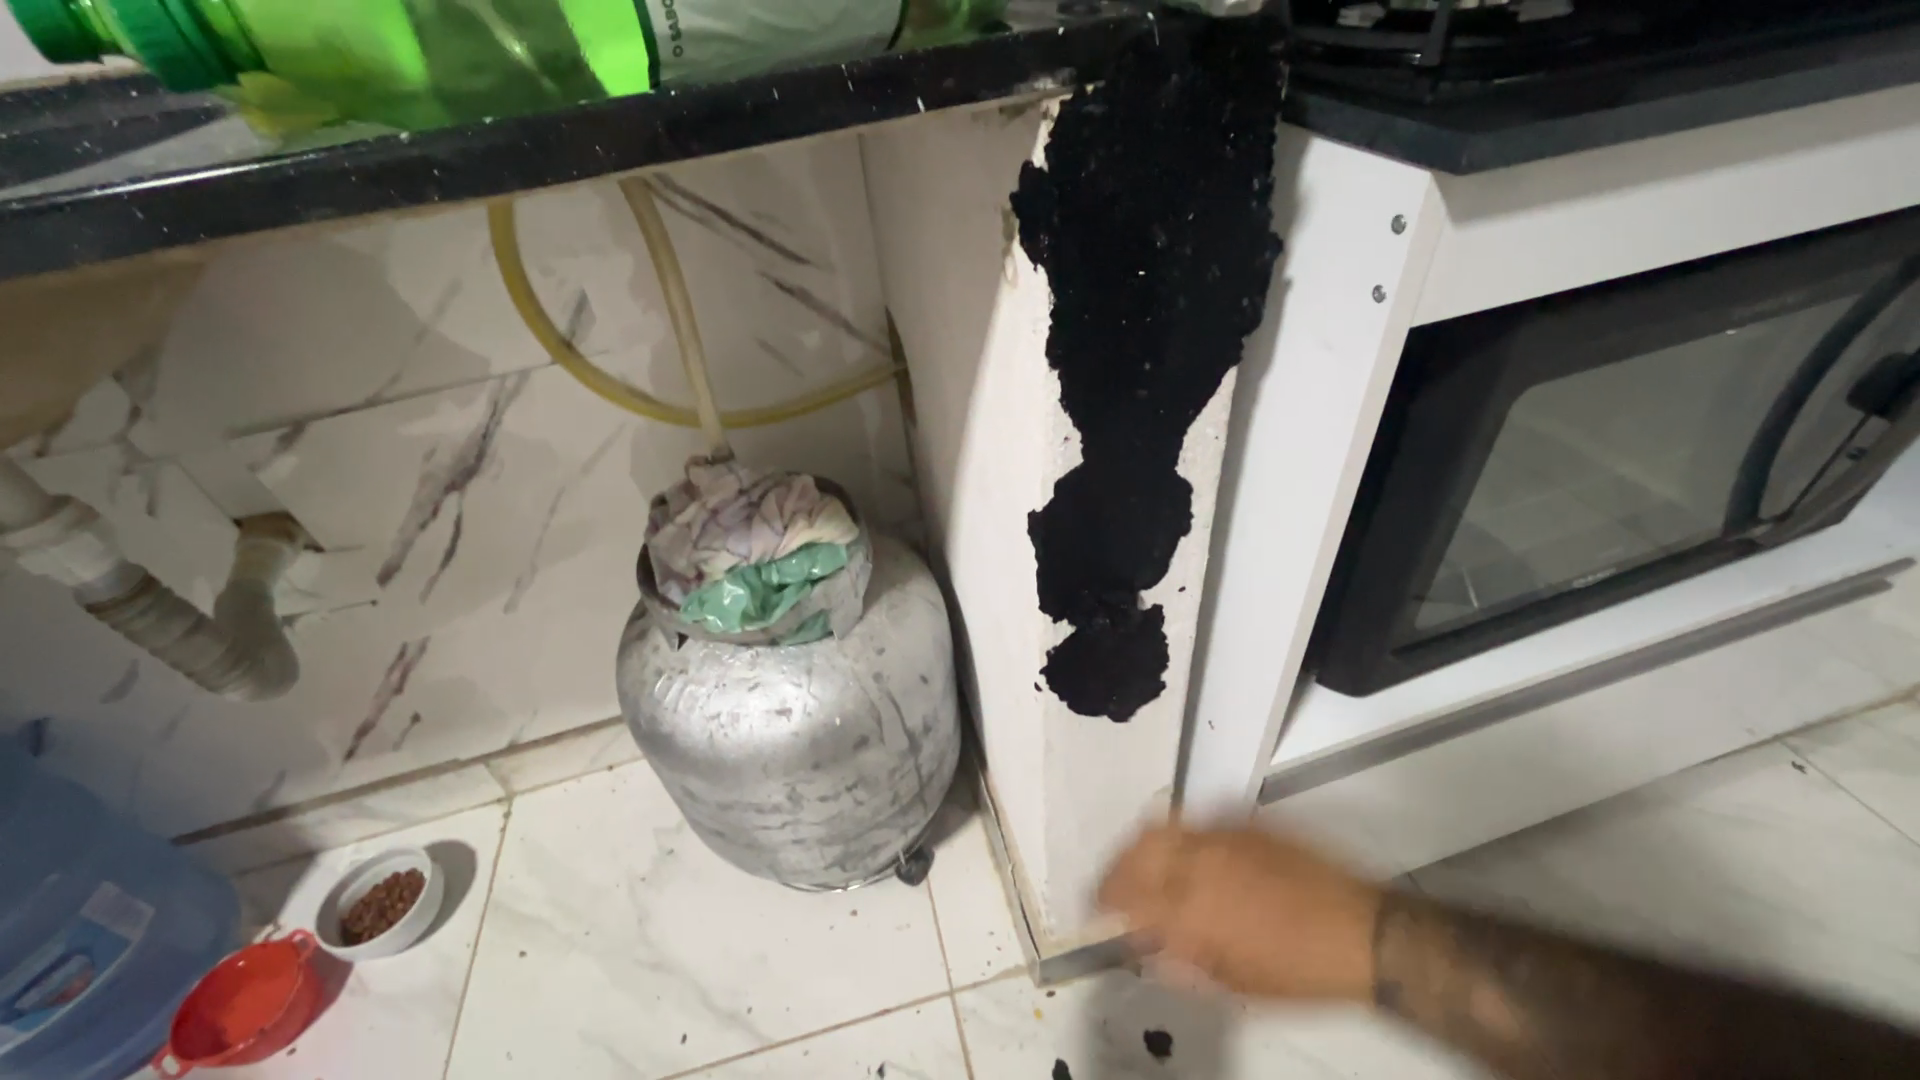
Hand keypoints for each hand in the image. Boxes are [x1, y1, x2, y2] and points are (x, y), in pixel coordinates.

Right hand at [1096, 824, 1384, 1001]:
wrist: (1361, 932)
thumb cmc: (1299, 972)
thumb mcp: (1236, 984)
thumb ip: (1184, 962)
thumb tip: (1150, 951)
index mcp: (1191, 910)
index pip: (1127, 898)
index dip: (1103, 903)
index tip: (1096, 912)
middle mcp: (1198, 864)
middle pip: (1135, 852)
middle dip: (1114, 868)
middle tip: (1110, 885)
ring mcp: (1221, 837)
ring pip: (1160, 826)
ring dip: (1139, 844)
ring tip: (1136, 860)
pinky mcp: (1244, 823)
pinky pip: (1197, 819)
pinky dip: (1176, 831)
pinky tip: (1179, 846)